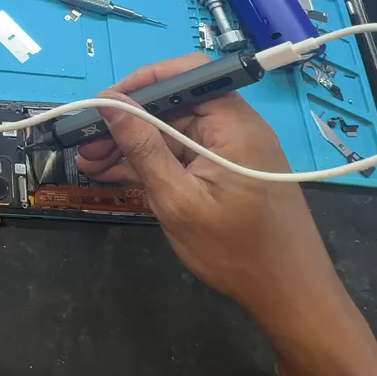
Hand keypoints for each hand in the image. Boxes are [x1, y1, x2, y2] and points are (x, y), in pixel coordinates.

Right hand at [76, 54, 340, 326]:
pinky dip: (148, 162)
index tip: (104, 105)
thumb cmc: (237, 251)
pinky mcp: (223, 173)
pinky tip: (111, 173)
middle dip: (126, 121)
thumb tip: (109, 104)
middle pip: (172, 105)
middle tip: (85, 142)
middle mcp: (234, 129)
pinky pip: (179, 154)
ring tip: (89, 162)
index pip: (188, 75)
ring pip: (170, 132)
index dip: (142, 82)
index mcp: (234, 125)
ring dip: (130, 145)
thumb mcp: (178, 199)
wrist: (291, 300)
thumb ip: (142, 147)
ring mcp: (228, 152)